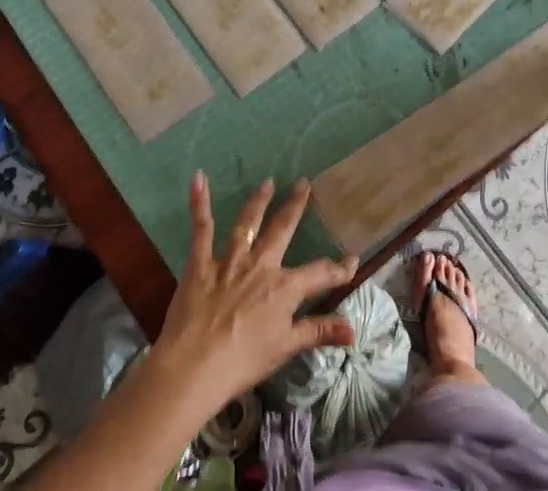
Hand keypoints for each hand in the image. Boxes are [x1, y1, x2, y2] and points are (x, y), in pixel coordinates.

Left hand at [152, 174, 358, 413]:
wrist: (194, 367)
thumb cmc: (243, 361)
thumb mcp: (286, 348)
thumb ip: (319, 332)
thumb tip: (354, 332)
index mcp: (284, 288)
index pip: (320, 274)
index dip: (339, 269)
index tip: (352, 260)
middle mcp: (261, 266)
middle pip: (282, 230)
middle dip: (295, 206)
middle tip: (304, 184)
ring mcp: (229, 262)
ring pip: (247, 224)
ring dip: (259, 202)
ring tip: (268, 182)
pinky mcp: (200, 266)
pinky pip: (201, 230)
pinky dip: (200, 204)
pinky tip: (199, 180)